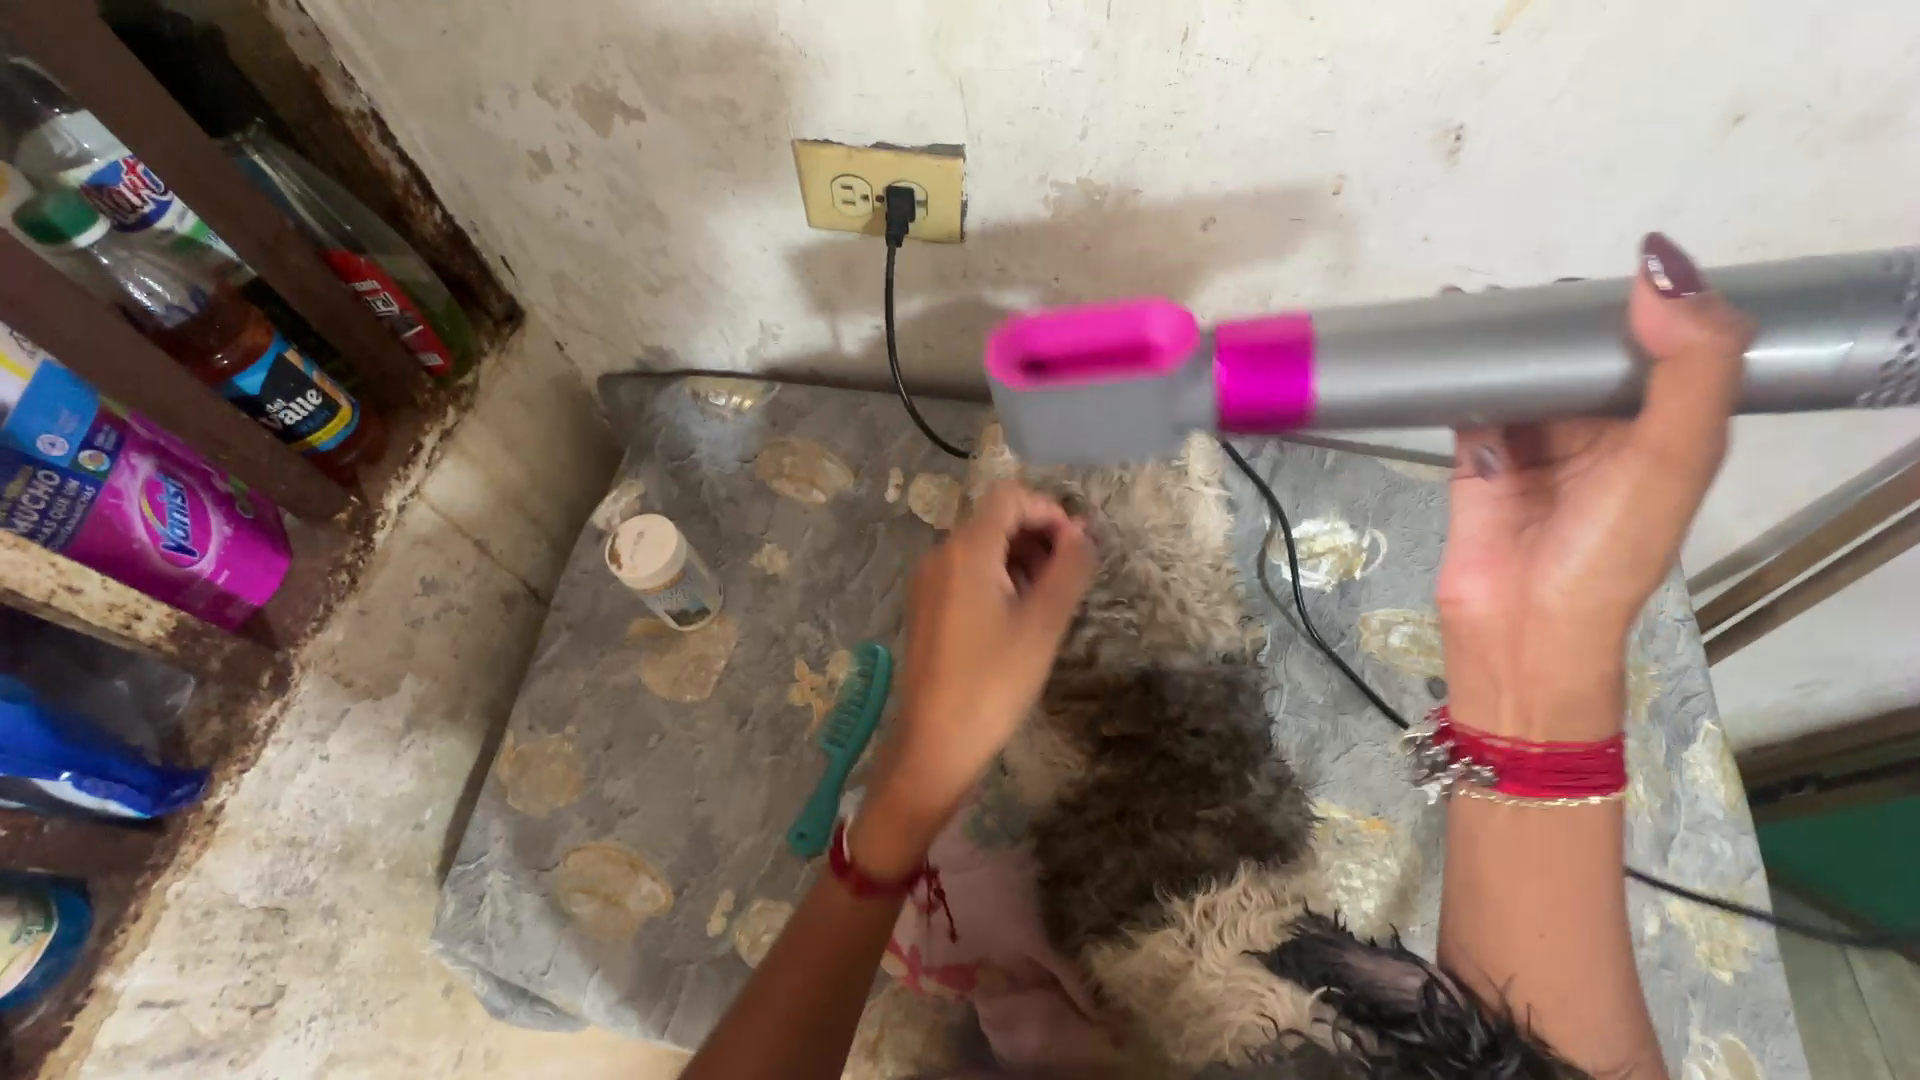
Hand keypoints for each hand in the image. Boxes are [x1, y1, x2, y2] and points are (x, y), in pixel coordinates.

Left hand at [850, 482, 1096, 876]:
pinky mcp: (926, 608)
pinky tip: (1019, 617)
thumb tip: (1083, 532)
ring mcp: (928, 582)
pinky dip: (998, 579)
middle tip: (1071, 578)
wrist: (934, 743)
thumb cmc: (994, 681)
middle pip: (995, 520)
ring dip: (1021, 560)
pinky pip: (966, 575)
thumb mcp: (1043, 623)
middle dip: (1038, 537)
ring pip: (981, 549)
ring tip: (1050, 601)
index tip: (1078, 547)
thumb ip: (1069, 567)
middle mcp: (940, 555)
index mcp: (966, 549)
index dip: (1050, 511)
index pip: (1011, 497)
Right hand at [1436, 233, 1752, 737]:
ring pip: (1524, 375)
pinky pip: (1472, 403)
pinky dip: (1460, 375)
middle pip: (1586, 355)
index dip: (1653, 303)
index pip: (1669, 347)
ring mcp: (1535, 443)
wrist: (1523, 624)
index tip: (1621, 265)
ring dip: (1506, 341)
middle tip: (1530, 284)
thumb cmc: (1609, 549)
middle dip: (1562, 318)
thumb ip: (1687, 366)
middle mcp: (1603, 428)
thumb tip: (1654, 267)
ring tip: (1479, 302)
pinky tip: (1443, 344)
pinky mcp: (1476, 457)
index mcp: (1667, 426)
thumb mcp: (1675, 457)